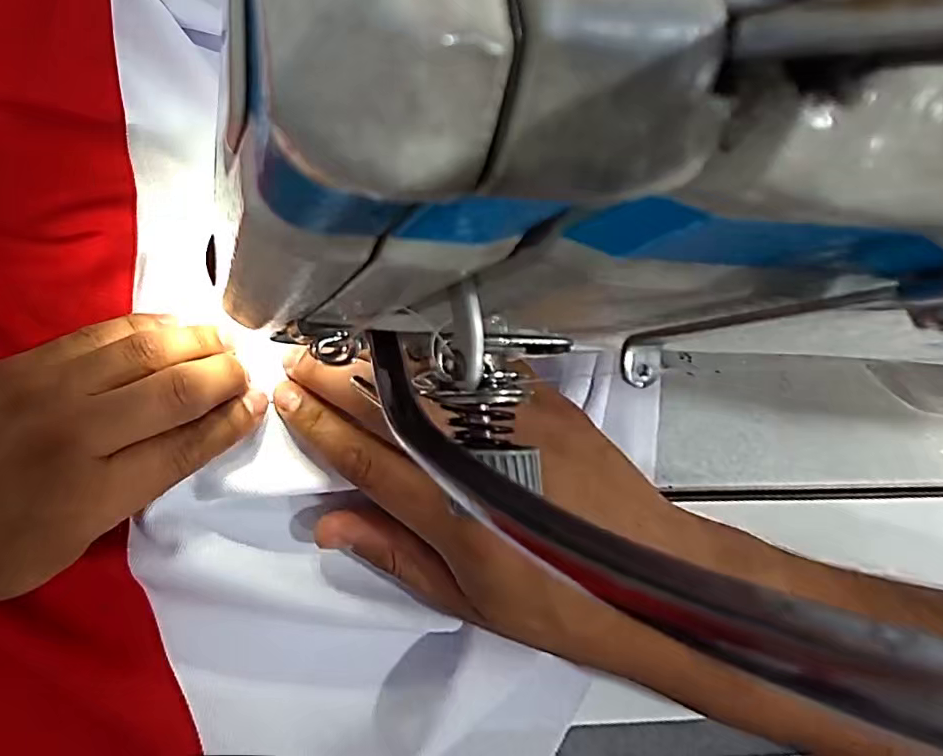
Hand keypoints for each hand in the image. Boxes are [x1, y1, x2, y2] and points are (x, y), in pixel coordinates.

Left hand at [0, 314, 265, 621]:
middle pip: (173, 389)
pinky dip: (143, 326)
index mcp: (92, 497)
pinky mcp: (23, 362)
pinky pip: (99, 334)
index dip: (228, 421)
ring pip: (142, 349)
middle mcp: (78, 433)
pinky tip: (165, 326)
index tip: (257, 402)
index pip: (184, 445)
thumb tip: (174, 445)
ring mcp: (47, 387)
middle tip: (247, 367)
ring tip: (219, 337)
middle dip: (221, 374)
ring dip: (190, 339)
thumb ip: (124, 494)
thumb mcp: (61, 550)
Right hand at [273, 350, 705, 669]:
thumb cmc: (560, 599)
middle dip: (327, 379)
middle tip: (296, 363)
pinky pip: (466, 364)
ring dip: (365, 359)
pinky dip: (423, 350)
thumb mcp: (467, 597)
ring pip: (415, 378)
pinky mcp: (535, 397)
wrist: (654, 575)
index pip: (362, 457)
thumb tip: (329, 525)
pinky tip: (397, 341)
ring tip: (331, 349)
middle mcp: (471, 459)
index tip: (288, 401)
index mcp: (448, 513)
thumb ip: (392, 552)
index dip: (317, 425)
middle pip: (379, 407)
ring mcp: (505, 420)